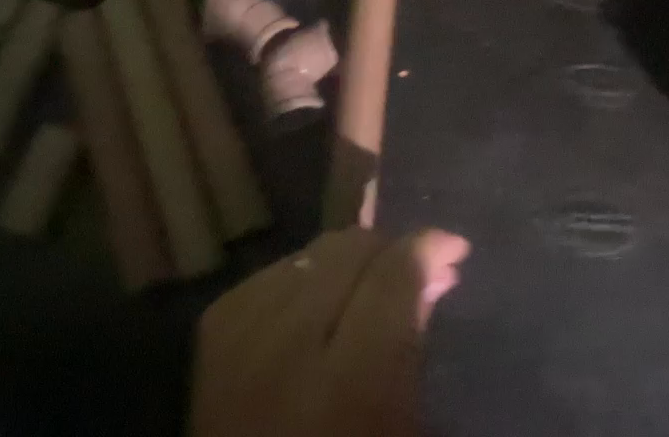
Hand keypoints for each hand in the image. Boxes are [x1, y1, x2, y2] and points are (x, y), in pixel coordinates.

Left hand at [189, 227, 469, 436]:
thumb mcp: (396, 422)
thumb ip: (414, 343)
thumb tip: (437, 271)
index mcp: (347, 381)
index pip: (394, 274)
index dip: (429, 248)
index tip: (454, 249)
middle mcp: (287, 339)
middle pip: (351, 249)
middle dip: (390, 250)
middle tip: (414, 271)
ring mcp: (243, 325)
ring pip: (315, 250)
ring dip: (348, 262)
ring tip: (367, 287)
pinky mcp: (215, 321)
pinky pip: (277, 269)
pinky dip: (306, 276)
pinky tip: (318, 303)